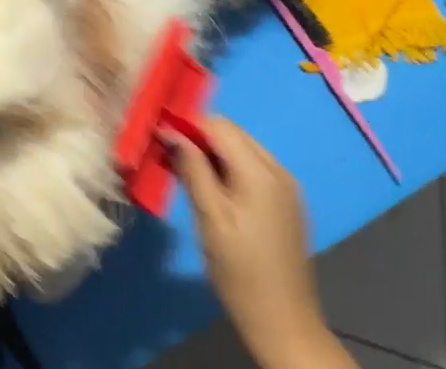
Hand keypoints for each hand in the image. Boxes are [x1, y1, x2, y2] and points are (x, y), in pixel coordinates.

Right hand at [169, 117, 354, 368]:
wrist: (284, 321)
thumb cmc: (240, 271)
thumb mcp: (210, 219)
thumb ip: (193, 170)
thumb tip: (173, 133)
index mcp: (260, 172)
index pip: (219, 125)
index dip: (187, 124)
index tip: (160, 137)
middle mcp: (278, 170)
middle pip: (232, 133)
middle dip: (199, 137)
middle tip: (168, 157)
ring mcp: (286, 186)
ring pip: (242, 148)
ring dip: (212, 152)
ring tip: (184, 173)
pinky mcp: (286, 202)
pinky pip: (253, 168)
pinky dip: (229, 168)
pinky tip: (212, 189)